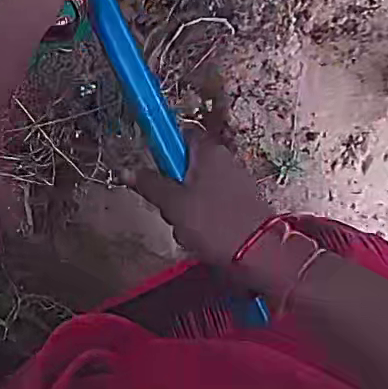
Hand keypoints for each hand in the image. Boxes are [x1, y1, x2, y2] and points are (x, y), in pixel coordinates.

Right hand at [126, 132, 275, 266]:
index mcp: (207, 151)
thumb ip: (148, 184)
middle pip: (183, 163)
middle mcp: (223, 160)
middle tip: (166, 202)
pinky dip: (199, 216)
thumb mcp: (173, 203)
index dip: (162, 145)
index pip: (179, 132)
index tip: (151, 164)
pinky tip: (199, 235)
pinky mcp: (240, 204)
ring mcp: (234, 182)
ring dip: (182, 204)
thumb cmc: (214, 222)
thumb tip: (125, 171)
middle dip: (169, 184)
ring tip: (183, 225)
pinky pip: (209, 202)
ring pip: (193, 186)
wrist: (262, 256)